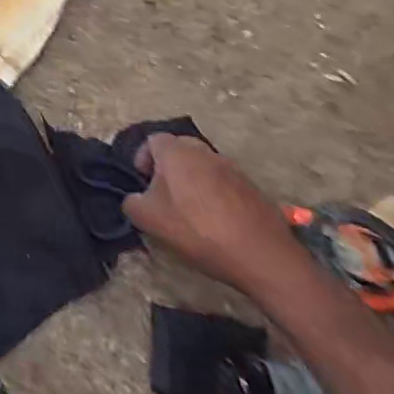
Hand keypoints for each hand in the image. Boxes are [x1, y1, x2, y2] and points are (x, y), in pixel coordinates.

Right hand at [123, 134, 306, 293]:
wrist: (260, 253)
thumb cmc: (197, 229)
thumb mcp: (149, 220)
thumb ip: (132, 203)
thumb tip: (135, 198)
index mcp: (176, 151)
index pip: (152, 141)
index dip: (142, 159)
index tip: (143, 185)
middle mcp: (203, 151)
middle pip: (179, 150)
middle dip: (168, 170)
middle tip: (164, 198)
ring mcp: (231, 167)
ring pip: (202, 167)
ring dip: (192, 183)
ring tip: (191, 214)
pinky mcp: (251, 186)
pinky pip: (223, 183)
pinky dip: (214, 196)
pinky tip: (217, 224)